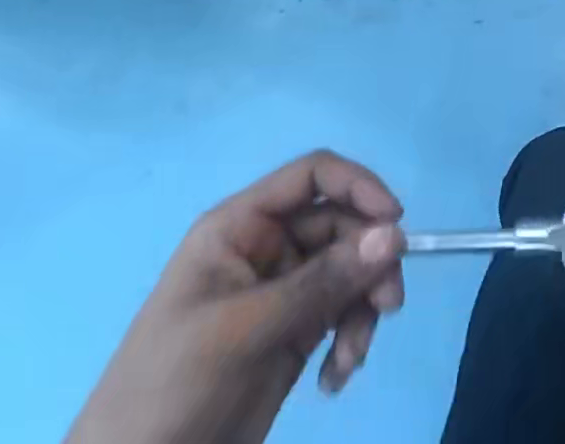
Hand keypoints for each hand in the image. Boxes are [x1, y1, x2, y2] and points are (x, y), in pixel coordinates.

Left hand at [65, 151, 407, 443]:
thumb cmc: (169, 388)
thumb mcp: (244, 330)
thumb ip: (322, 281)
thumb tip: (395, 234)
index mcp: (241, 227)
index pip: (313, 176)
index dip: (358, 185)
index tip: (394, 221)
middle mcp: (268, 247)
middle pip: (344, 225)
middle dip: (370, 263)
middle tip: (388, 306)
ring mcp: (286, 289)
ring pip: (353, 269)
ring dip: (365, 307)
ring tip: (352, 358)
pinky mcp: (299, 329)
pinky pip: (347, 311)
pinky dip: (353, 338)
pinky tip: (335, 378)